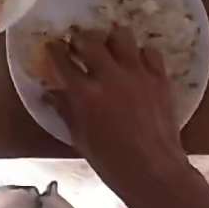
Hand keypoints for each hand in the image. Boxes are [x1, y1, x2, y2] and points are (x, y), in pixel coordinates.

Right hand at [46, 27, 191, 190]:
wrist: (153, 171)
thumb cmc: (110, 161)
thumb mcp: (79, 136)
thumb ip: (64, 109)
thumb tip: (50, 91)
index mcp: (84, 93)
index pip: (62, 59)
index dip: (55, 49)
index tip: (53, 46)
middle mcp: (109, 76)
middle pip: (90, 39)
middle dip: (81, 39)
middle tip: (79, 45)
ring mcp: (137, 74)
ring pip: (121, 36)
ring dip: (110, 40)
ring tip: (108, 49)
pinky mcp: (159, 78)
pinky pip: (149, 52)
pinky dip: (139, 54)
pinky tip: (135, 64)